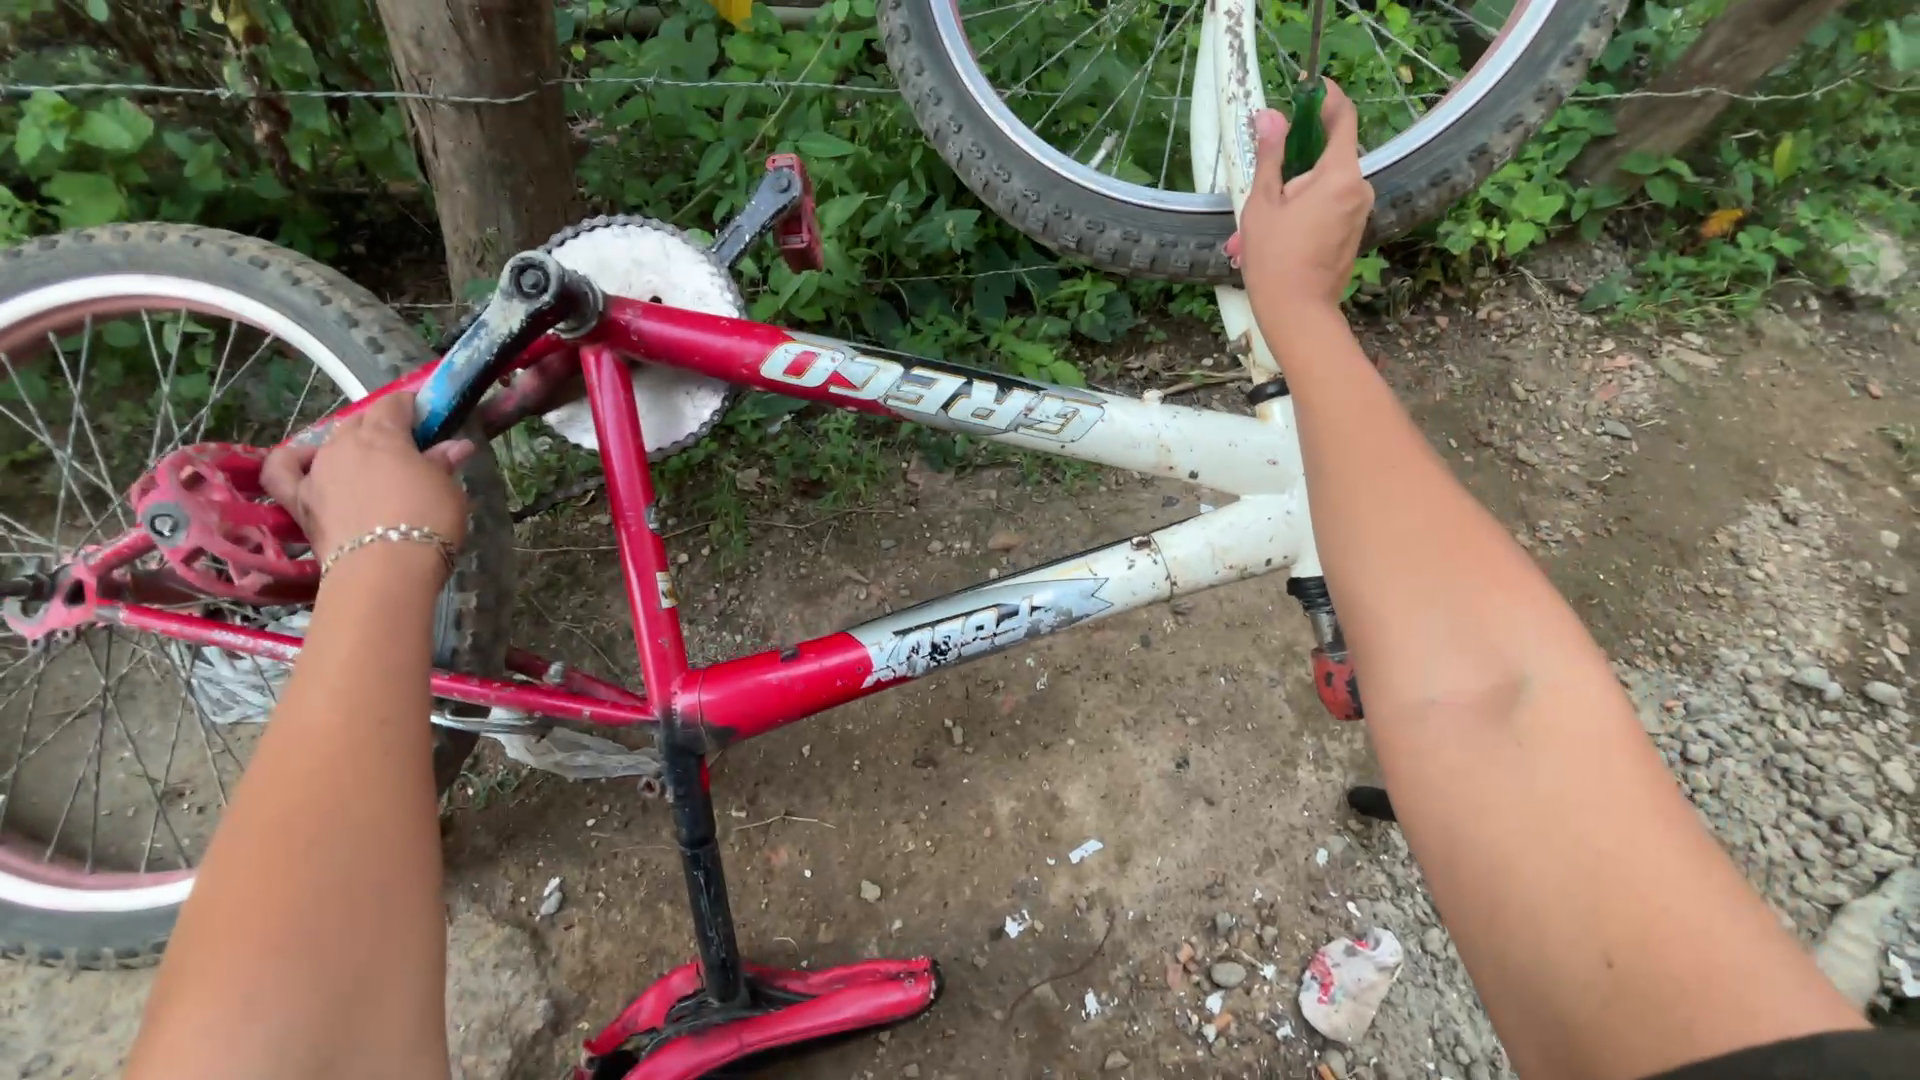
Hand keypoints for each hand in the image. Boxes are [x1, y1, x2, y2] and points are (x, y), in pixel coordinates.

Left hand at [262, 392, 473, 571]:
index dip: (412, 404)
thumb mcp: (448, 490)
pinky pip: (282, 470)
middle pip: (360, 420)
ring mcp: (317, 471)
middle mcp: (344, 445)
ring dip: (349, 444)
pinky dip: (292, 461)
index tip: (429, 413)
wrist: (385, 569)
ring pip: (329, 442)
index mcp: (384, 436)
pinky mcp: (298, 500)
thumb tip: (456, 445)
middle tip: (408, 443)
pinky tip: (307, 462)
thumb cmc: (427, 522)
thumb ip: (444, 463)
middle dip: (381, 424)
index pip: (394, 404)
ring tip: (370, 460)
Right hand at [1222, 79, 1374, 318]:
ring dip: (1287, 204)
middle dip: (1288, 174)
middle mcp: (1359, 188)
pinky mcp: (1352, 234)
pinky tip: (1272, 245)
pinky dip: (1298, 220)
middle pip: (1324, 161)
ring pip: (1320, 191)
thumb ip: (1270, 157)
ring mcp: (1358, 213)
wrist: (1297, 313)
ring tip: (1252, 235)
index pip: (1342, 118)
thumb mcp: (1262, 205)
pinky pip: (1325, 213)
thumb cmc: (1274, 260)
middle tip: (1255, 200)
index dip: (1325, 99)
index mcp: (1340, 175)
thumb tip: (1271, 116)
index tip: (1307, 91)